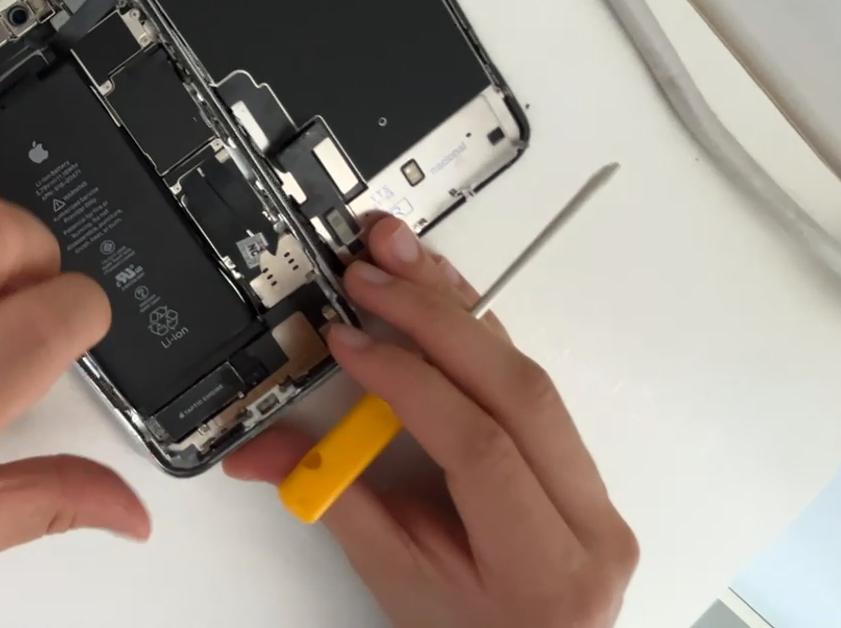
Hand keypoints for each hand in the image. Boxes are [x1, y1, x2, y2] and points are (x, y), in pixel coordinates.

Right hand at [225, 218, 636, 627]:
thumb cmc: (462, 626)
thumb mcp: (390, 573)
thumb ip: (327, 498)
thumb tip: (250, 452)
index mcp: (546, 562)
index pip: (480, 449)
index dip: (408, 384)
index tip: (344, 341)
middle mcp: (588, 515)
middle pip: (516, 389)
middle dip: (433, 316)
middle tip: (367, 268)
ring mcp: (589, 479)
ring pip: (523, 368)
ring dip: (451, 301)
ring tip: (395, 250)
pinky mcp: (570, 451)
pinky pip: (517, 370)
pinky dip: (467, 319)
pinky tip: (428, 282)